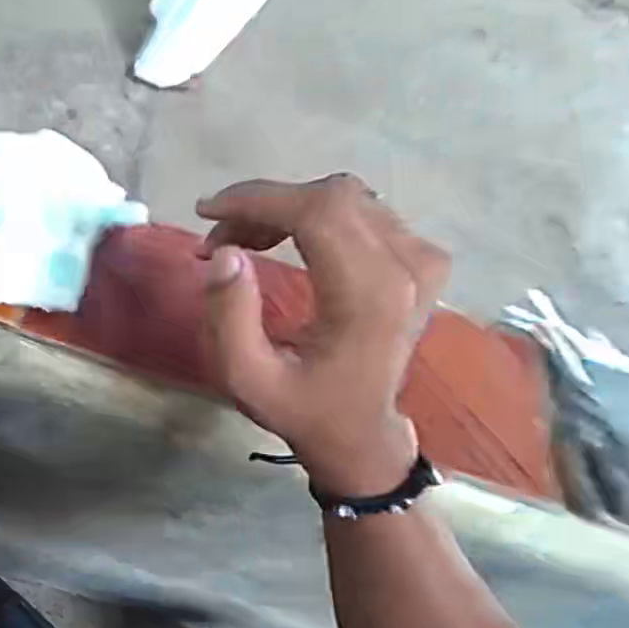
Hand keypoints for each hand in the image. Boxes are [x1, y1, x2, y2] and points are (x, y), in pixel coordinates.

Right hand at [195, 174, 450, 496]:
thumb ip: (229, 319)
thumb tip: (223, 254)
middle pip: (333, 197)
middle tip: (214, 240)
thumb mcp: (245, 378)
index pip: (318, 212)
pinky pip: (360, 213)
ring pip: (346, 199)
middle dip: (263, 206)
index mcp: (368, 294)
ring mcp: (422, 257)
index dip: (257, 201)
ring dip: (282, 211)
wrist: (358, 430)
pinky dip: (308, 217)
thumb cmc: (298, 408)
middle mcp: (408, 263)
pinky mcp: (420, 257)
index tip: (206, 211)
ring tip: (237, 244)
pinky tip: (276, 241)